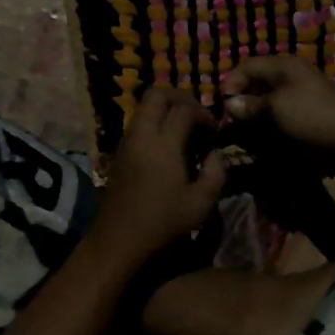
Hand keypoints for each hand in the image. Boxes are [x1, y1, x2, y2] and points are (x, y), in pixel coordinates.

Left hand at [93, 88, 226, 261]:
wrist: (118, 240)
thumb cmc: (163, 222)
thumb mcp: (202, 202)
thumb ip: (216, 172)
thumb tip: (215, 153)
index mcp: (164, 143)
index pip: (185, 108)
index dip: (204, 114)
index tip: (215, 131)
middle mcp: (142, 134)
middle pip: (157, 94)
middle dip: (180, 97)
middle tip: (196, 116)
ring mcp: (127, 142)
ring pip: (144, 106)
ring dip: (165, 110)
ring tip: (184, 132)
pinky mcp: (119, 152)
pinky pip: (138, 123)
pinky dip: (154, 123)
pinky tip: (168, 148)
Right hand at [220, 55, 334, 151]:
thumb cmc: (310, 116)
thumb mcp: (275, 109)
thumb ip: (249, 105)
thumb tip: (229, 104)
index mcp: (284, 64)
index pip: (247, 65)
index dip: (231, 83)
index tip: (222, 106)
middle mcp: (291, 73)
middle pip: (257, 80)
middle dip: (242, 98)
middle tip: (232, 120)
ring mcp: (301, 91)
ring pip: (268, 97)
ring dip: (255, 112)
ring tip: (245, 129)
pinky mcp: (307, 109)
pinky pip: (281, 109)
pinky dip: (269, 119)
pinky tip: (264, 132)